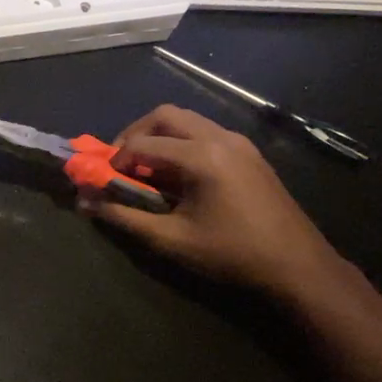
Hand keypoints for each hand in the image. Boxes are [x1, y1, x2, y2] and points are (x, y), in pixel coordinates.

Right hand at [83, 105, 348, 297]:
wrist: (296, 265)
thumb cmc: (229, 253)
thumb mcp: (168, 239)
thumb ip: (122, 217)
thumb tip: (84, 202)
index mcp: (202, 157)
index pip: (141, 144)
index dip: (113, 162)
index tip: (101, 183)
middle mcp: (221, 139)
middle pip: (165, 116)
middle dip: (134, 136)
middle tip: (119, 165)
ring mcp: (239, 144)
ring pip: (186, 122)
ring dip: (158, 139)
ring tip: (144, 173)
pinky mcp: (248, 154)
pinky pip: (204, 134)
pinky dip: (180, 145)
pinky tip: (175, 178)